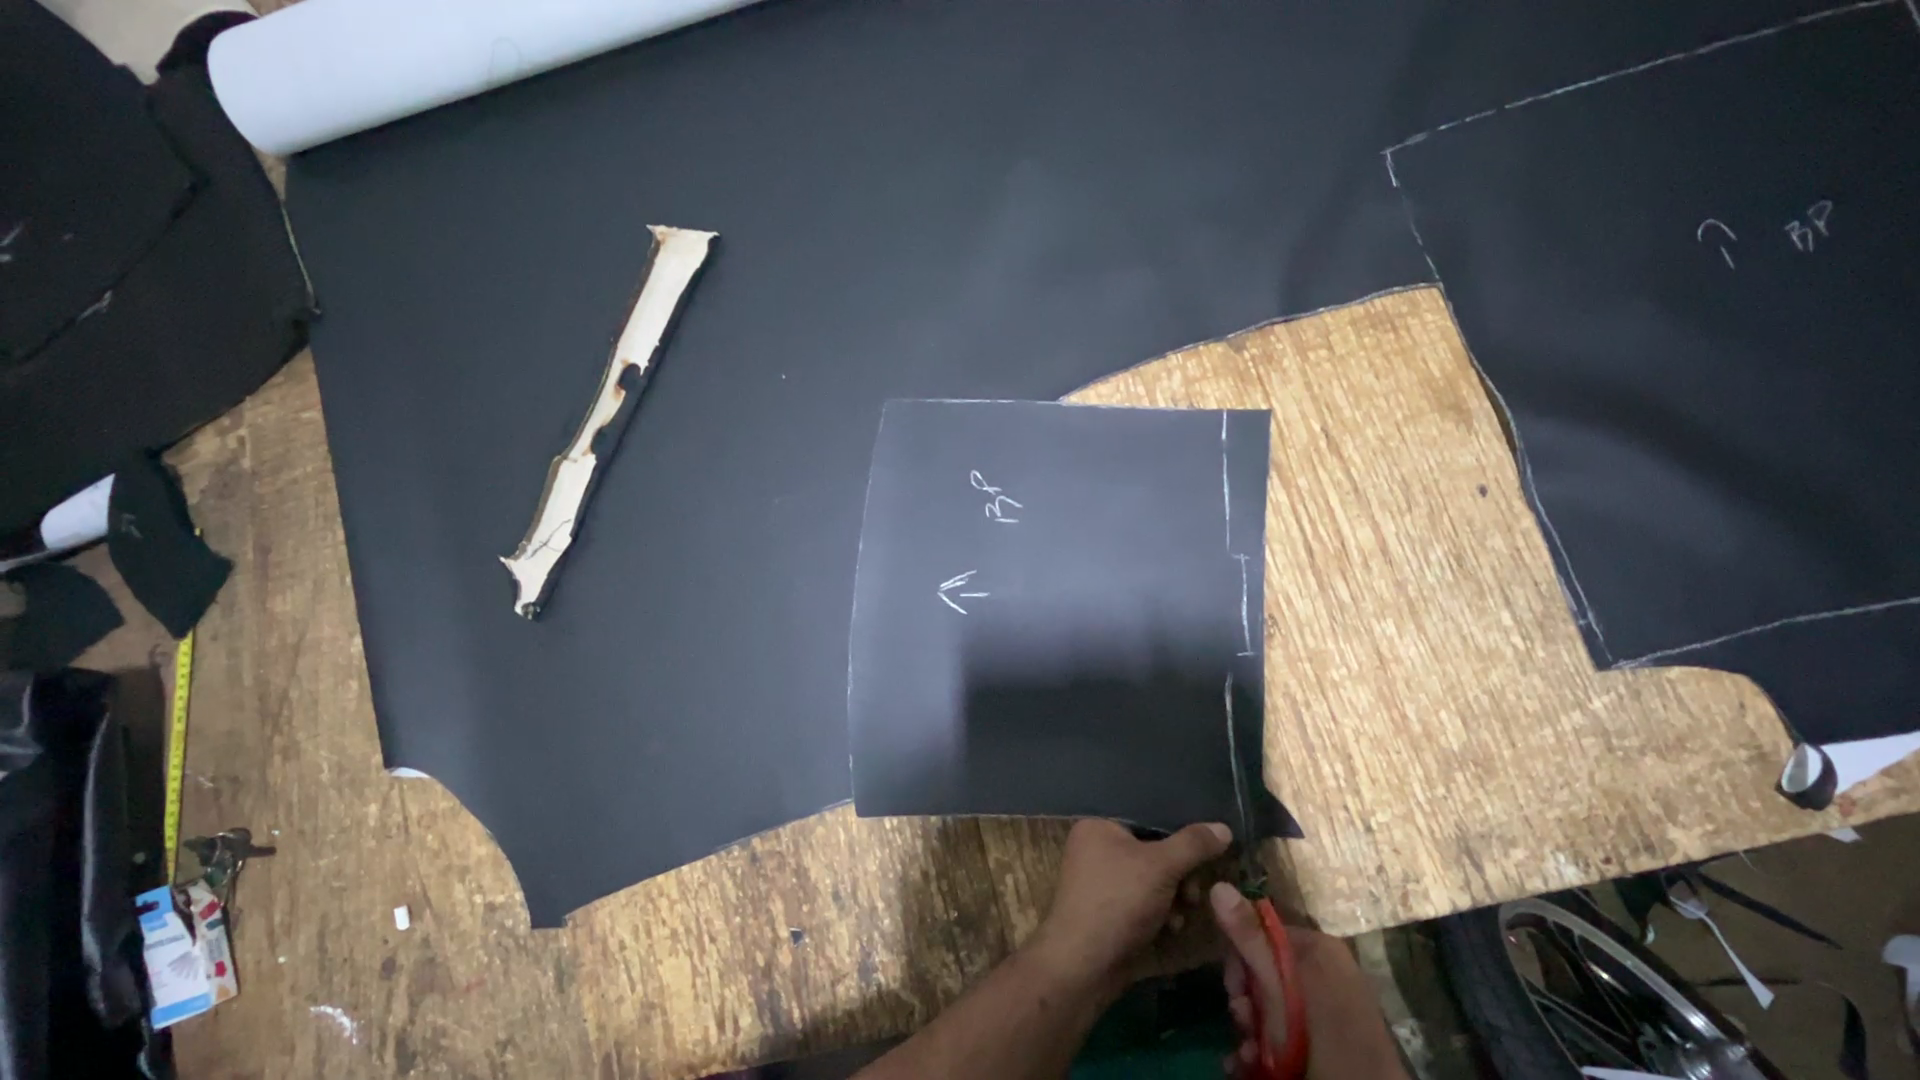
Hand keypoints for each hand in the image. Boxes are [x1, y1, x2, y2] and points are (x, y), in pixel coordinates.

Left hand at [1024, 819, 1232, 1000]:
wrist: (1083, 964)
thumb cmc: (1119, 901)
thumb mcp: (1161, 866)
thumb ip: (1193, 844)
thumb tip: (1223, 827)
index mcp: (1097, 827)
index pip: (1148, 823)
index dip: (1179, 840)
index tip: (1203, 859)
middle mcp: (1094, 850)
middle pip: (1153, 854)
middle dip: (1179, 878)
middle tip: (1191, 896)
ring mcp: (1098, 883)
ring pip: (1151, 882)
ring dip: (1173, 899)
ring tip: (1178, 918)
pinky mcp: (1106, 912)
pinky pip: (1141, 903)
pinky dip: (1158, 914)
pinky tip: (1168, 929)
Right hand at [1211, 883, 1410, 1079]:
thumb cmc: (1319, 1037)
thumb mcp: (1276, 986)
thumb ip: (1248, 939)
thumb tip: (1219, 885)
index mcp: (1317, 948)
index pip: (1261, 933)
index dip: (1239, 960)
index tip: (1233, 990)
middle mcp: (1324, 970)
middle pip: (1265, 971)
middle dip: (1245, 1001)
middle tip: (1244, 1023)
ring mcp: (1329, 1006)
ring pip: (1273, 1005)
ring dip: (1252, 1028)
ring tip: (1249, 1054)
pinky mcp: (1330, 1037)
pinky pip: (1291, 1028)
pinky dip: (1269, 1045)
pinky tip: (1253, 1064)